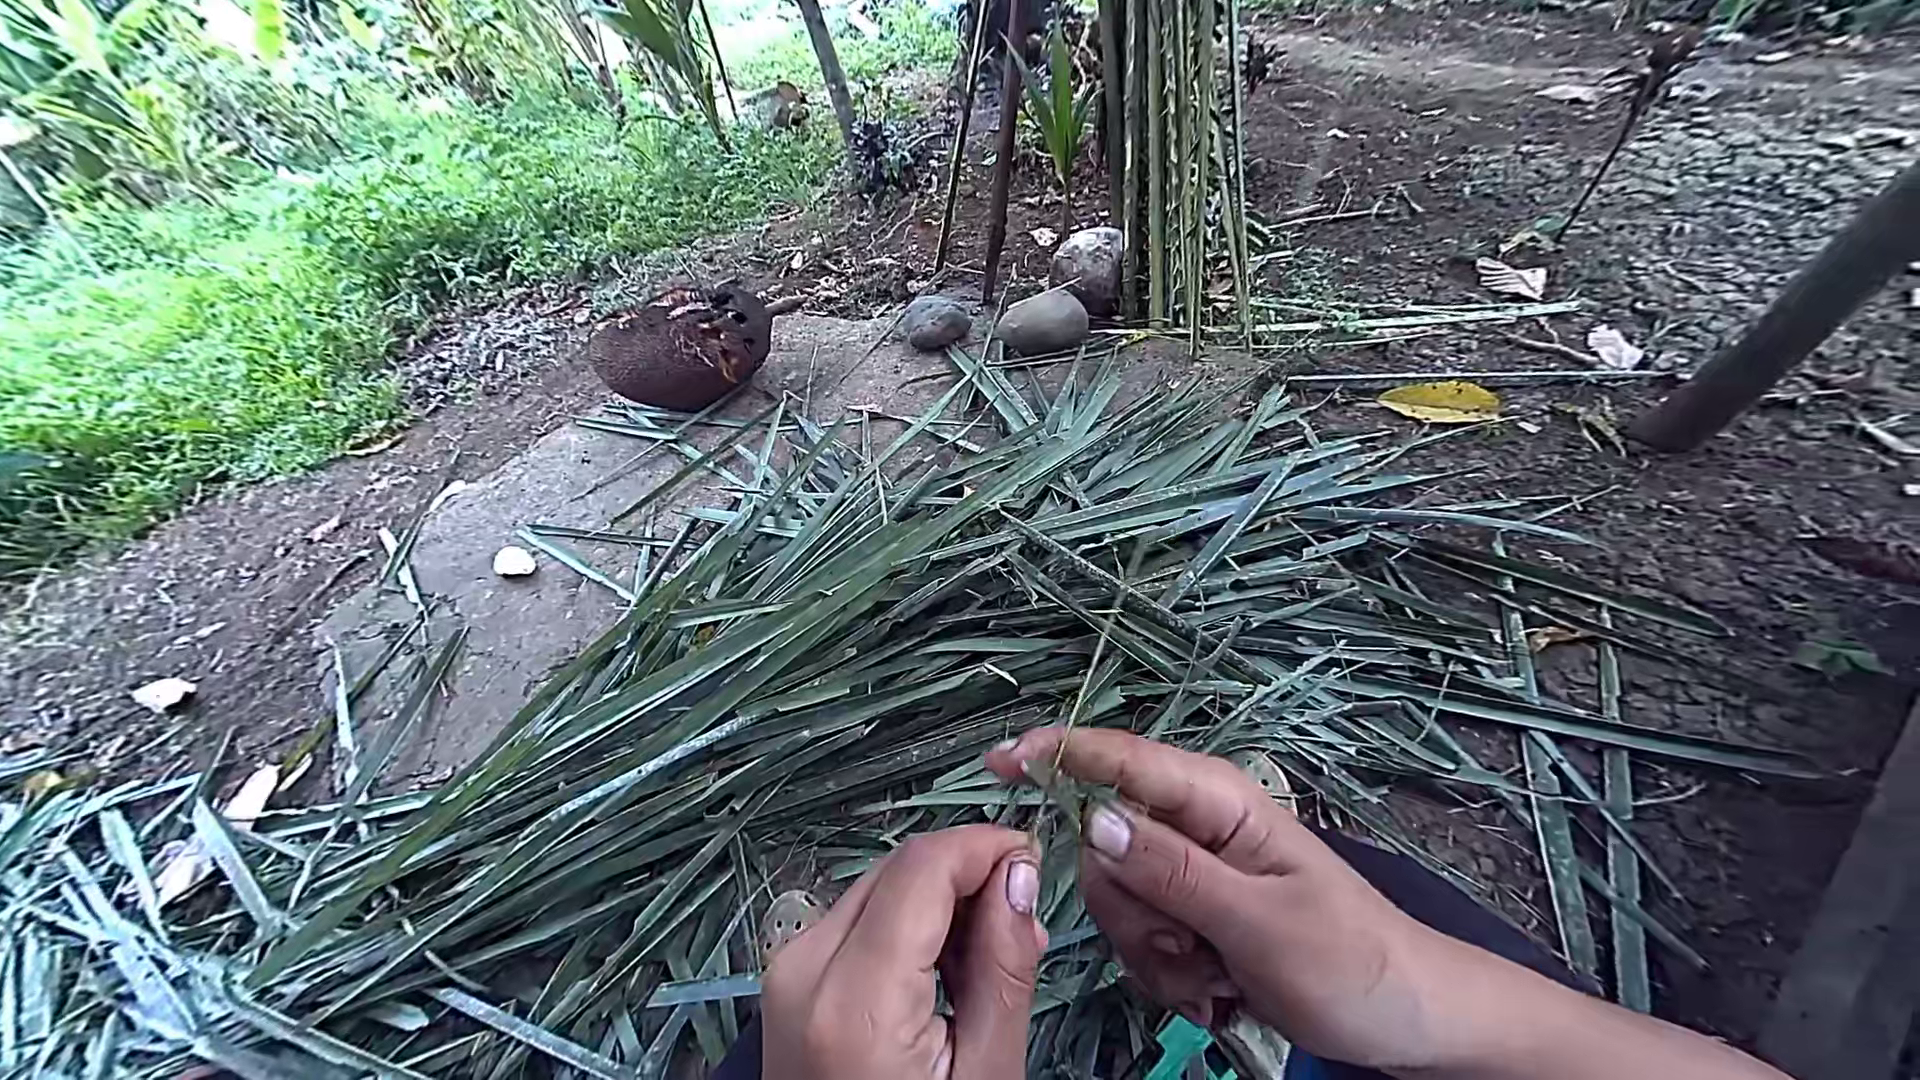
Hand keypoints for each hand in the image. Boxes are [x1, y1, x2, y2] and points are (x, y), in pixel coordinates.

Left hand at [760, 825, 1047, 1079]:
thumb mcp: (985, 1078)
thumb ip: (1002, 966)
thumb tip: (1018, 872)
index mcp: (853, 999)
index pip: (923, 867)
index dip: (982, 846)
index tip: (1030, 858)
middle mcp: (806, 963)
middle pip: (902, 869)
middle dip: (968, 873)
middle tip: (1021, 917)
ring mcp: (790, 965)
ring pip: (885, 883)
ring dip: (943, 897)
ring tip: (988, 953)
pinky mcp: (791, 972)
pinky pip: (863, 912)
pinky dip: (912, 919)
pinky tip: (944, 964)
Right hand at [987, 727, 1468, 1071]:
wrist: (1405, 1019)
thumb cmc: (1350, 961)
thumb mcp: (1263, 922)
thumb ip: (1174, 869)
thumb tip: (1093, 820)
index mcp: (1212, 796)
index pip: (1121, 757)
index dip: (1058, 751)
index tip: (1002, 760)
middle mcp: (1187, 816)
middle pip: (1104, 841)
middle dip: (1132, 907)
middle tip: (1190, 950)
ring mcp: (1181, 859)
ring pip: (1113, 890)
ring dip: (1152, 944)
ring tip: (1214, 971)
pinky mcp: (1180, 898)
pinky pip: (1132, 925)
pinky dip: (1162, 965)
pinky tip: (1212, 982)